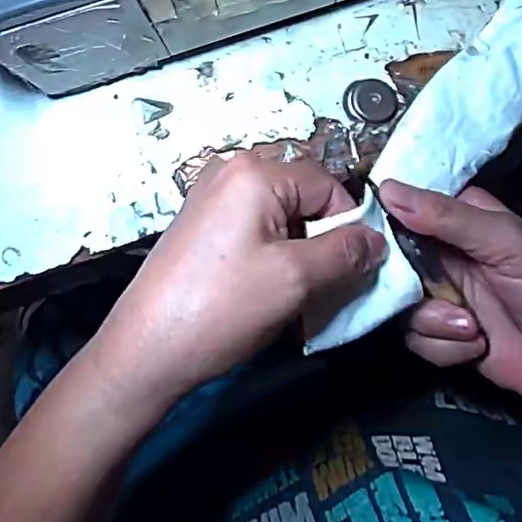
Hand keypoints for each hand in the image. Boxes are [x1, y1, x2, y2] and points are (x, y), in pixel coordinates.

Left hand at [89, 154, 384, 410]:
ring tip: (294, 297)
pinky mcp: (202, 222)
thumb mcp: (295, 279)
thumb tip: (377, 240)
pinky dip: (272, 254)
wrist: (144, 351)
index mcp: (255, 172)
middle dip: (322, 240)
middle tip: (324, 286)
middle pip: (303, 197)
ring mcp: (212, 195)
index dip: (348, 226)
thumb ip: (345, 253)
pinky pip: (254, 226)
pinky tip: (267, 293)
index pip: (327, 185)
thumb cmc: (221, 307)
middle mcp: (232, 171)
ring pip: (281, 215)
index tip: (354, 269)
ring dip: (299, 252)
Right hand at [382, 180, 521, 413]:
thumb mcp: (507, 243)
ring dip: (432, 319)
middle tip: (425, 290)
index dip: (382, 212)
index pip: (406, 202)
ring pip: (399, 300)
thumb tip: (386, 189)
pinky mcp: (443, 335)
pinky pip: (413, 336)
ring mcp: (442, 293)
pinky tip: (474, 346)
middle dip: (404, 279)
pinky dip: (442, 346)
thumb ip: (447, 217)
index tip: (361, 226)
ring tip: (471, 326)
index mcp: (460, 216)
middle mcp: (444, 250)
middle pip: (392, 254)